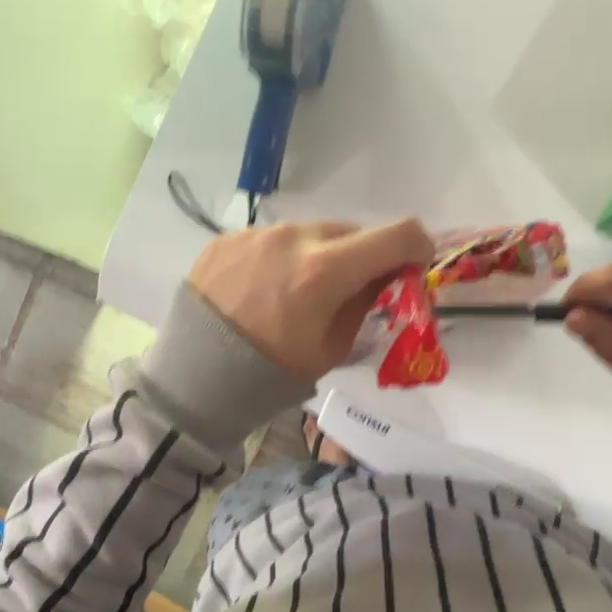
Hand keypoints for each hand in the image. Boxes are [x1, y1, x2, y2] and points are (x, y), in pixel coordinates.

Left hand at [188, 219, 435, 379]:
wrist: (195, 379)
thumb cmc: (270, 374)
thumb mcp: (331, 350)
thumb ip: (363, 305)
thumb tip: (379, 280)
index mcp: (325, 269)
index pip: (397, 234)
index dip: (416, 247)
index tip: (413, 267)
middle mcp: (293, 238)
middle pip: (350, 232)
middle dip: (359, 257)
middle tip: (348, 290)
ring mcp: (255, 234)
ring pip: (307, 233)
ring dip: (316, 255)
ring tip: (295, 294)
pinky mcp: (225, 239)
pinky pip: (268, 240)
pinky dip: (277, 259)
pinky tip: (260, 292)